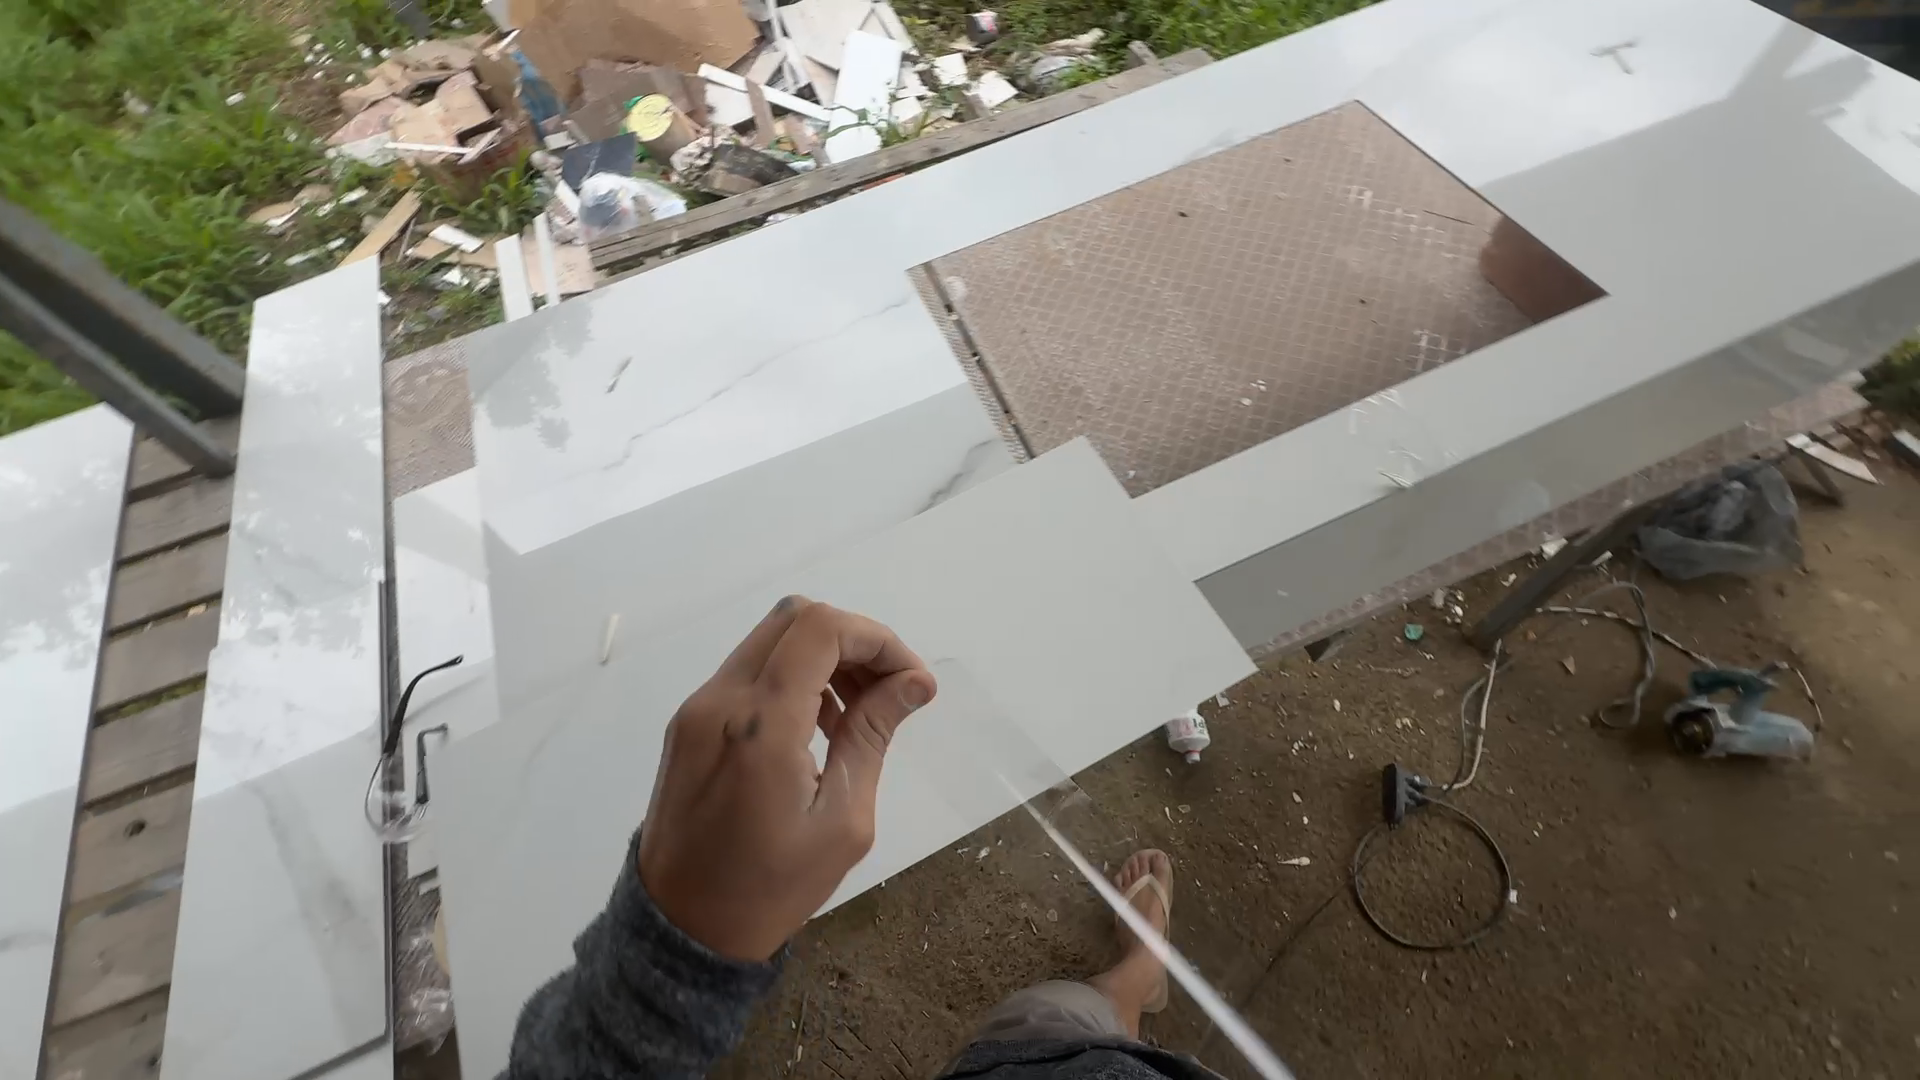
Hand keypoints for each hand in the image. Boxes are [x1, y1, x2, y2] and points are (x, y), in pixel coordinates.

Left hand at [638, 596, 936, 961]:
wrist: (679, 933)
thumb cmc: (771, 888)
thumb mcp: (842, 820)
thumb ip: (874, 735)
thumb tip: (916, 682)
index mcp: (760, 726)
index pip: (822, 629)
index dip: (877, 639)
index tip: (910, 681)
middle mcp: (720, 699)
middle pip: (796, 616)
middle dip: (855, 640)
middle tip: (887, 689)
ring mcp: (698, 706)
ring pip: (773, 636)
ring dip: (826, 655)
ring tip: (857, 712)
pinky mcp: (690, 719)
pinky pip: (752, 668)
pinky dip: (795, 674)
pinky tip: (818, 724)